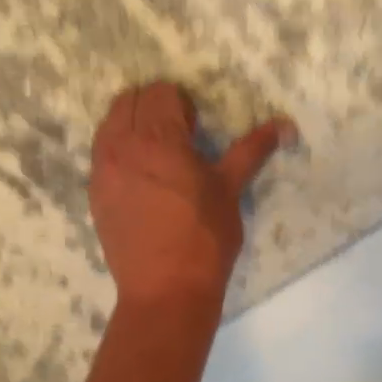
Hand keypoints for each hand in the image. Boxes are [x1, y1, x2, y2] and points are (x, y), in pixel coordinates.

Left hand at [89, 82, 293, 307]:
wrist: (166, 289)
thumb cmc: (205, 236)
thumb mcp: (231, 189)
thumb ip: (253, 150)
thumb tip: (285, 124)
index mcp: (158, 139)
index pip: (161, 92)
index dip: (183, 103)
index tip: (199, 127)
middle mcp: (121, 145)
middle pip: (130, 100)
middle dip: (156, 107)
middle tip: (182, 137)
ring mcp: (102, 169)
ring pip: (111, 123)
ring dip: (134, 125)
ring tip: (162, 156)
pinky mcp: (95, 192)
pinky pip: (102, 152)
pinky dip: (121, 150)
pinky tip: (146, 179)